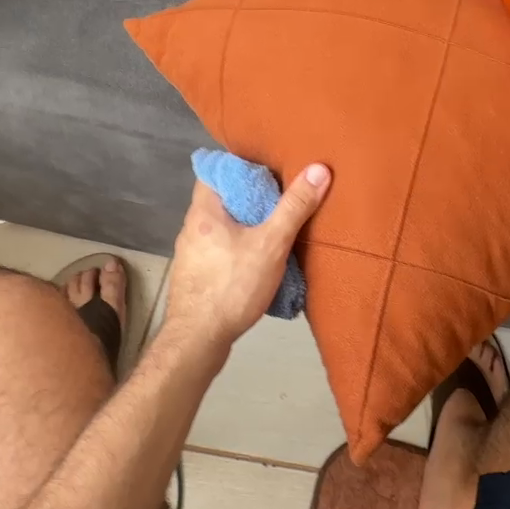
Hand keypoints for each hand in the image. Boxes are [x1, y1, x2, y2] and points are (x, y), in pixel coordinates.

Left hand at [162, 164, 329, 351]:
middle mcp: (192, 227)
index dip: (240, 166)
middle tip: (281, 196)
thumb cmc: (231, 286)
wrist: (197, 342)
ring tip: (274, 227)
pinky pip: (219, 250)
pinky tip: (257, 261)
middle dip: (249, 197)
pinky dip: (238, 248)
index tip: (267, 169)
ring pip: (221, 227)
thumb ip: (294, 207)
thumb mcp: (271, 244)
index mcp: (204, 210)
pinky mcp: (196, 277)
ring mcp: (190, 254)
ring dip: (245, 224)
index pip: (215, 170)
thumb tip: (318, 169)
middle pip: (221, 199)